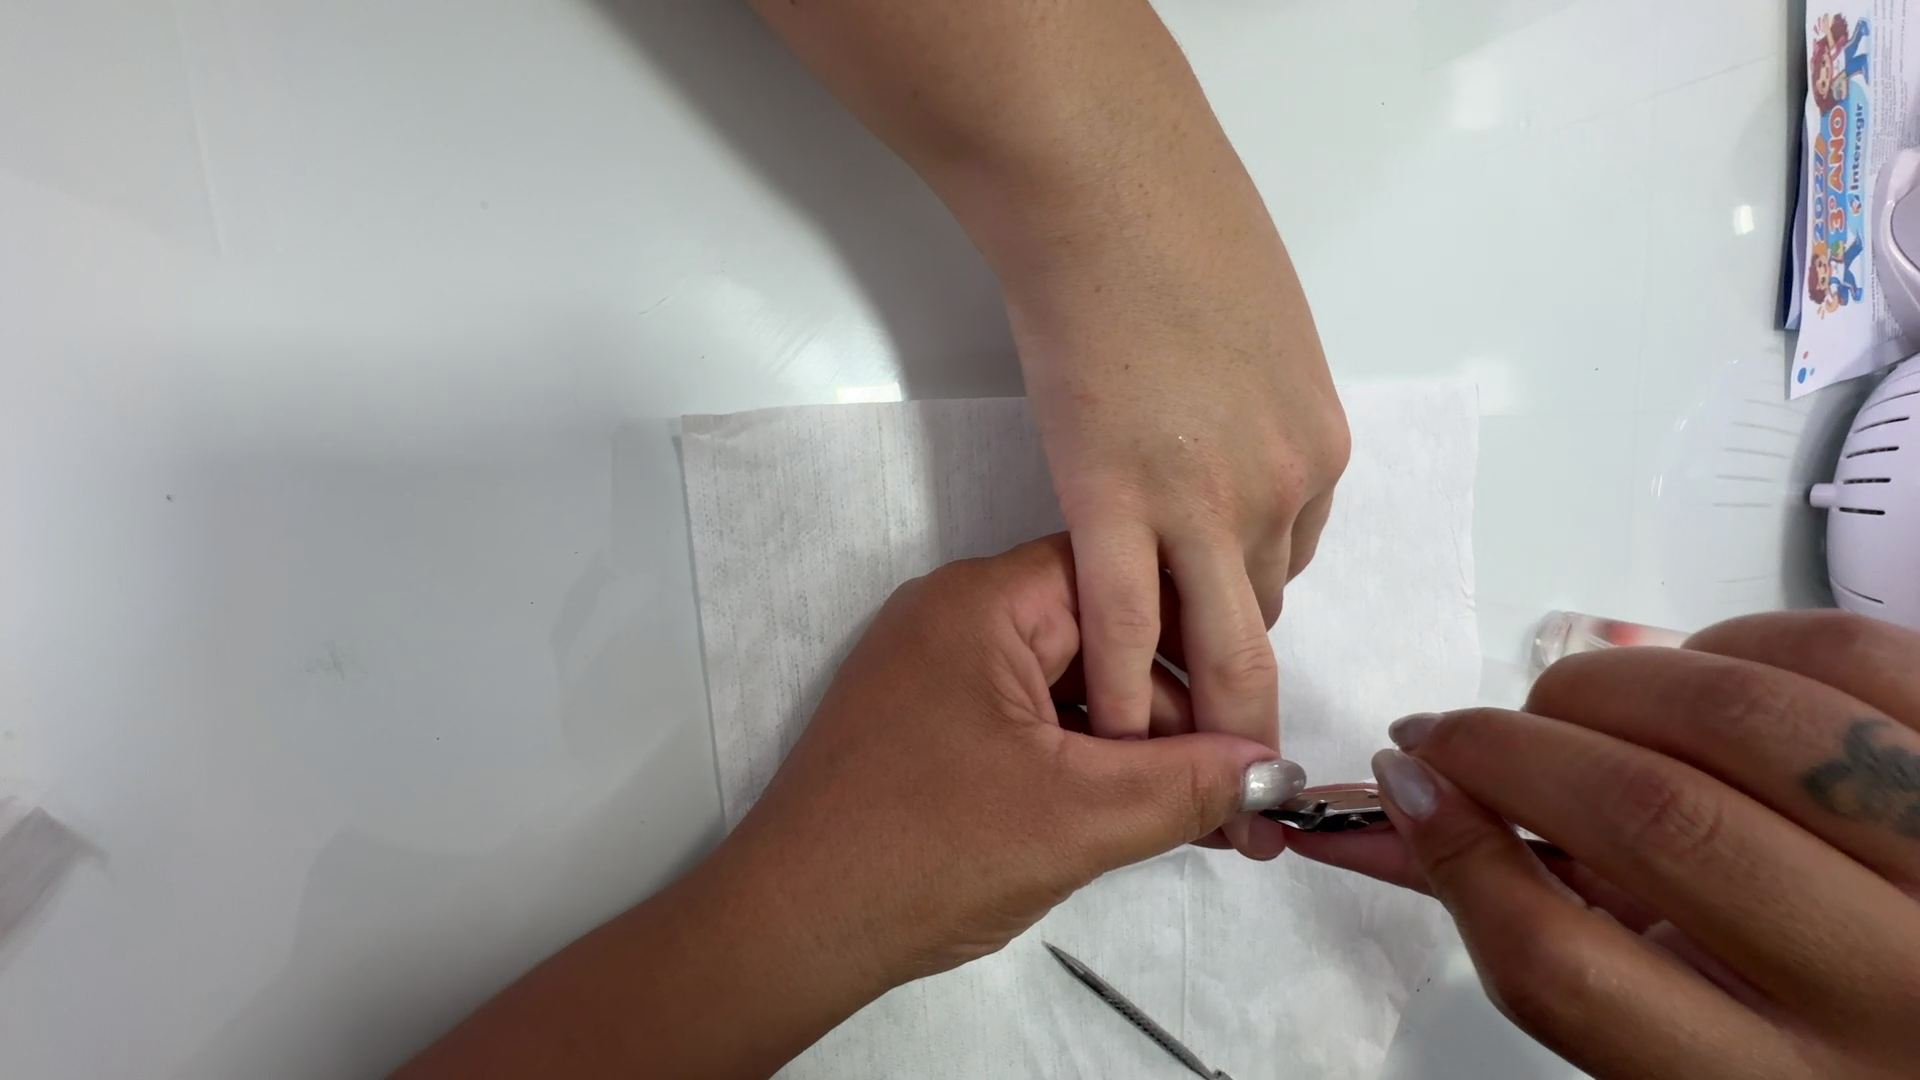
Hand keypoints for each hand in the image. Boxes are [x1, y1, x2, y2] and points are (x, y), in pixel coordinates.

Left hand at [397, 536, 1304, 1079]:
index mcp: (983, 607)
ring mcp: (949, 658)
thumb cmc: (915, 858)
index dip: (1179, 614)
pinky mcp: (944, 706)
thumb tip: (1264, 759)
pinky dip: (1090, 730)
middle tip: (1230, 730)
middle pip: (1093, 614)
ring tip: (1185, 763)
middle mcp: (960, 613)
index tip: (1241, 668)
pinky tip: (1125, 775)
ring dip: (1127, 710)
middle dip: (1161, 673)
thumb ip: (1174, 780)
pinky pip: (1043, 695)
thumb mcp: (1072, 818)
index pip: (1108, 570)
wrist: (794, 926)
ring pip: (1070, 660)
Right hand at [750, 0, 1349, 861]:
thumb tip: (1224, 462)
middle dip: (1246, 701)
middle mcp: (1278, 488)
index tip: (1209, 634)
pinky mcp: (1115, 497)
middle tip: (1230, 763)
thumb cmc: (1178, 241)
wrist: (1110, 187)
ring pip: (1213, 640)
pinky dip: (1117, 686)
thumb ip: (1254, 416)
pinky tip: (1103, 732)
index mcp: (1314, 447)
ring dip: (1194, 716)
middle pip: (1262, 619)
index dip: (1243, 606)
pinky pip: (1123, 619)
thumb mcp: (1253, 332)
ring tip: (1173, 777)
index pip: (1288, 561)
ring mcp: (1203, 500)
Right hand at [1293, 612, 1919, 1078]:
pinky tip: (1692, 679)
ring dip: (1597, 685)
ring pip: (1736, 713)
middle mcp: (1909, 997)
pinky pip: (1840, 649)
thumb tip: (1374, 812)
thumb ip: (1509, 911)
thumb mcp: (1656, 1023)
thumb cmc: (1797, 1035)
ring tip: (1566, 709)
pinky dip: (1720, 639)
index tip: (1402, 780)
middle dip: (1497, 747)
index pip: (1564, 965)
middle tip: (1451, 738)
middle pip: (1647, 818)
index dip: (1452, 852)